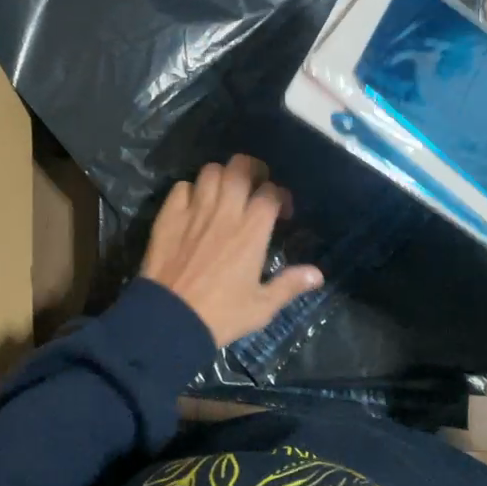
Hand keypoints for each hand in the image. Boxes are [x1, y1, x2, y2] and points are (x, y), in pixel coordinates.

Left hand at [140, 155, 323, 347]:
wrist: (169, 317)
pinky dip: (191, 190)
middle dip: (252, 169)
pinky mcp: (169, 215)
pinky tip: (194, 204)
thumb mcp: (261, 307)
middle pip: (240, 168)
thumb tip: (317, 274)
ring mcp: (194, 210)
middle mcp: (225, 212)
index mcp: (251, 231)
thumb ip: (289, 285)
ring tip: (224, 192)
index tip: (281, 211)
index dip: (279, 194)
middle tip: (254, 185)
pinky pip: (182, 186)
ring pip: (211, 171)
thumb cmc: (221, 314)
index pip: (270, 192)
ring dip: (222, 177)